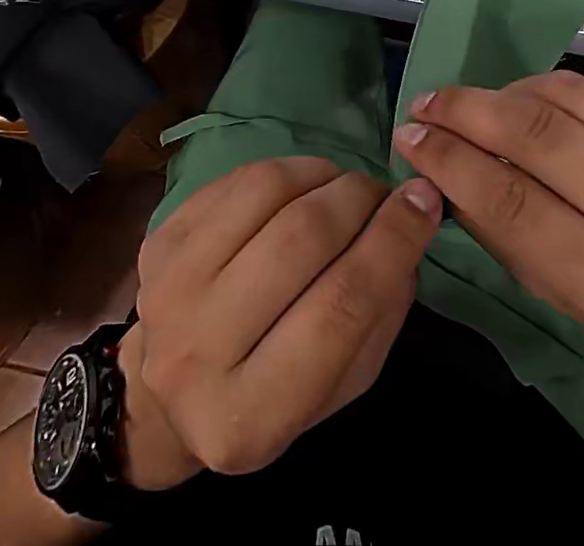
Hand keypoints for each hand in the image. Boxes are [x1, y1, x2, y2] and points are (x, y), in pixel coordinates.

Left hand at [114, 157, 441, 488]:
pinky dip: (288, 169)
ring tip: (346, 186)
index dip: (392, 242)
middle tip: (383, 194)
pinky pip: (238, 178)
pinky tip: (306, 184)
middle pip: (301, 239)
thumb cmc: (273, 392)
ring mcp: (168, 289)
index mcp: (253, 414)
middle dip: (359, 199)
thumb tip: (409, 218)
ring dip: (324, 174)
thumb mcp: (344, 381)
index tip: (425, 202)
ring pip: (266, 192)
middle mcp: (197, 354)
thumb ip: (382, 310)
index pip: (340, 308)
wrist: (168, 392)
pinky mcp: (158, 241)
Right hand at [392, 71, 583, 390]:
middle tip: (428, 102)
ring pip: (577, 97)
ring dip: (512, 93)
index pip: (519, 207)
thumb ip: (501, 229)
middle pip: (548, 138)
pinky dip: (562, 89)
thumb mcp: (560, 295)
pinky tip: (544, 105)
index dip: (452, 162)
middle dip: (471, 111)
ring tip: (483, 105)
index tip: (409, 136)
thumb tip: (440, 160)